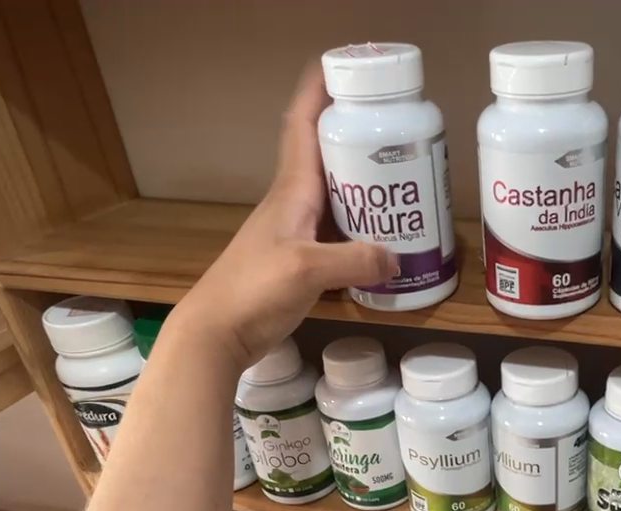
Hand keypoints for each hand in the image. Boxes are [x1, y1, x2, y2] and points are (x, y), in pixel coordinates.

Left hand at [164, 65, 397, 368]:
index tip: (345, 69)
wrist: (219, 331)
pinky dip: (360, 231)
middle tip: (396, 134)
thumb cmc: (254, 289)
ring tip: (401, 185)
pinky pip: (337, 235)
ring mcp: (296, 235)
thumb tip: (398, 258)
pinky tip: (382, 244)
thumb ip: (354, 261)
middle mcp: (293, 205)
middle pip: (326, 159)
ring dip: (362, 187)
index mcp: (291, 192)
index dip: (319, 92)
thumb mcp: (307, 270)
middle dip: (356, 139)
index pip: (303, 126)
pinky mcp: (300, 263)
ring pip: (335, 198)